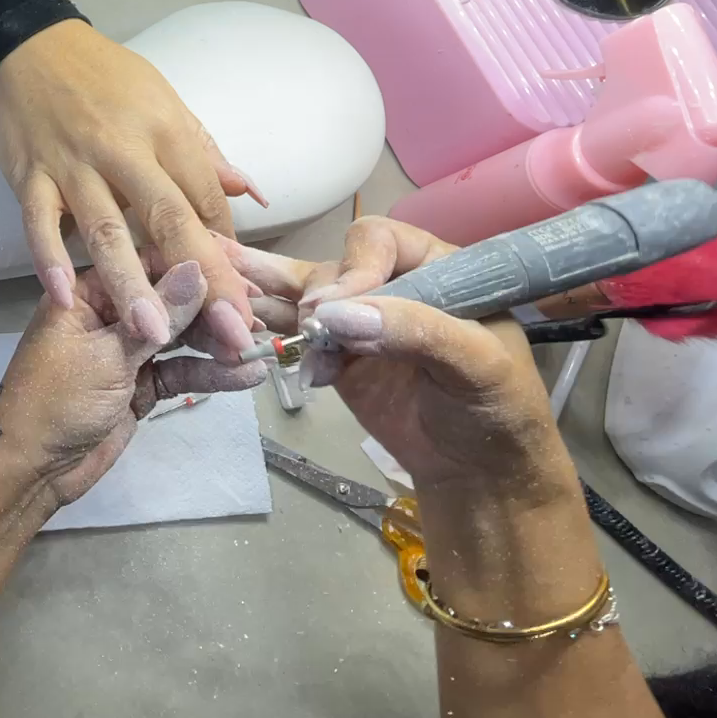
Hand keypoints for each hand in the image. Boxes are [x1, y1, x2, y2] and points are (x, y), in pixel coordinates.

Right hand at [0, 19, 264, 363]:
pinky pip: (39, 223)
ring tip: (151, 332)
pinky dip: (49, 259)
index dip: (226, 250)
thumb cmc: (107, 78)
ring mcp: (72, 165)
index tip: (244, 300)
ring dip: (130, 281)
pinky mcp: (30, 176)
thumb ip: (204, 153)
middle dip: (202, 277)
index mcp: (165, 130)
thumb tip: (252, 193)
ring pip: (105, 228)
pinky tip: (64, 297)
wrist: (33, 47)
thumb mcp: (165, 102)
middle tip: (229, 332)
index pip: (205, 198)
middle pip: (168, 218)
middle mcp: (124, 150)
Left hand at [0, 261, 269, 507]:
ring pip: (179, 338)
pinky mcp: (139, 384)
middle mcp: (108, 314)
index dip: (195, 270)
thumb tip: (198, 266)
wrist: (31, 468)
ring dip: (216, 344)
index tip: (239, 275)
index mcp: (86, 293)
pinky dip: (208, 374)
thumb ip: (158, 315)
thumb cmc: (57, 401)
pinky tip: (246, 375)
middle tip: (257, 317)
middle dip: (212, 312)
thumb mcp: (108, 355)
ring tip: (258, 348)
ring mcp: (125, 351)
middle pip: (169, 302)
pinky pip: (178, 371)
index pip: (147, 267)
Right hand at [219, 219, 560, 490]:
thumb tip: (334, 314)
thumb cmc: (495, 413)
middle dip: (311, 295)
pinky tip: (239, 328)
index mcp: (437, 269)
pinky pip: (291, 332)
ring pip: (302, 295)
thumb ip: (414, 330)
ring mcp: (357, 319)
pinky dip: (266, 331)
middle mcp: (390, 284)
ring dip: (266, 298)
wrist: (475, 474)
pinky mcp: (332, 352)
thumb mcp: (476, 365)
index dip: (353, 269)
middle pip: (331, 268)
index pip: (380, 243)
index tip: (335, 311)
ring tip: (220, 287)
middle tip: (303, 327)